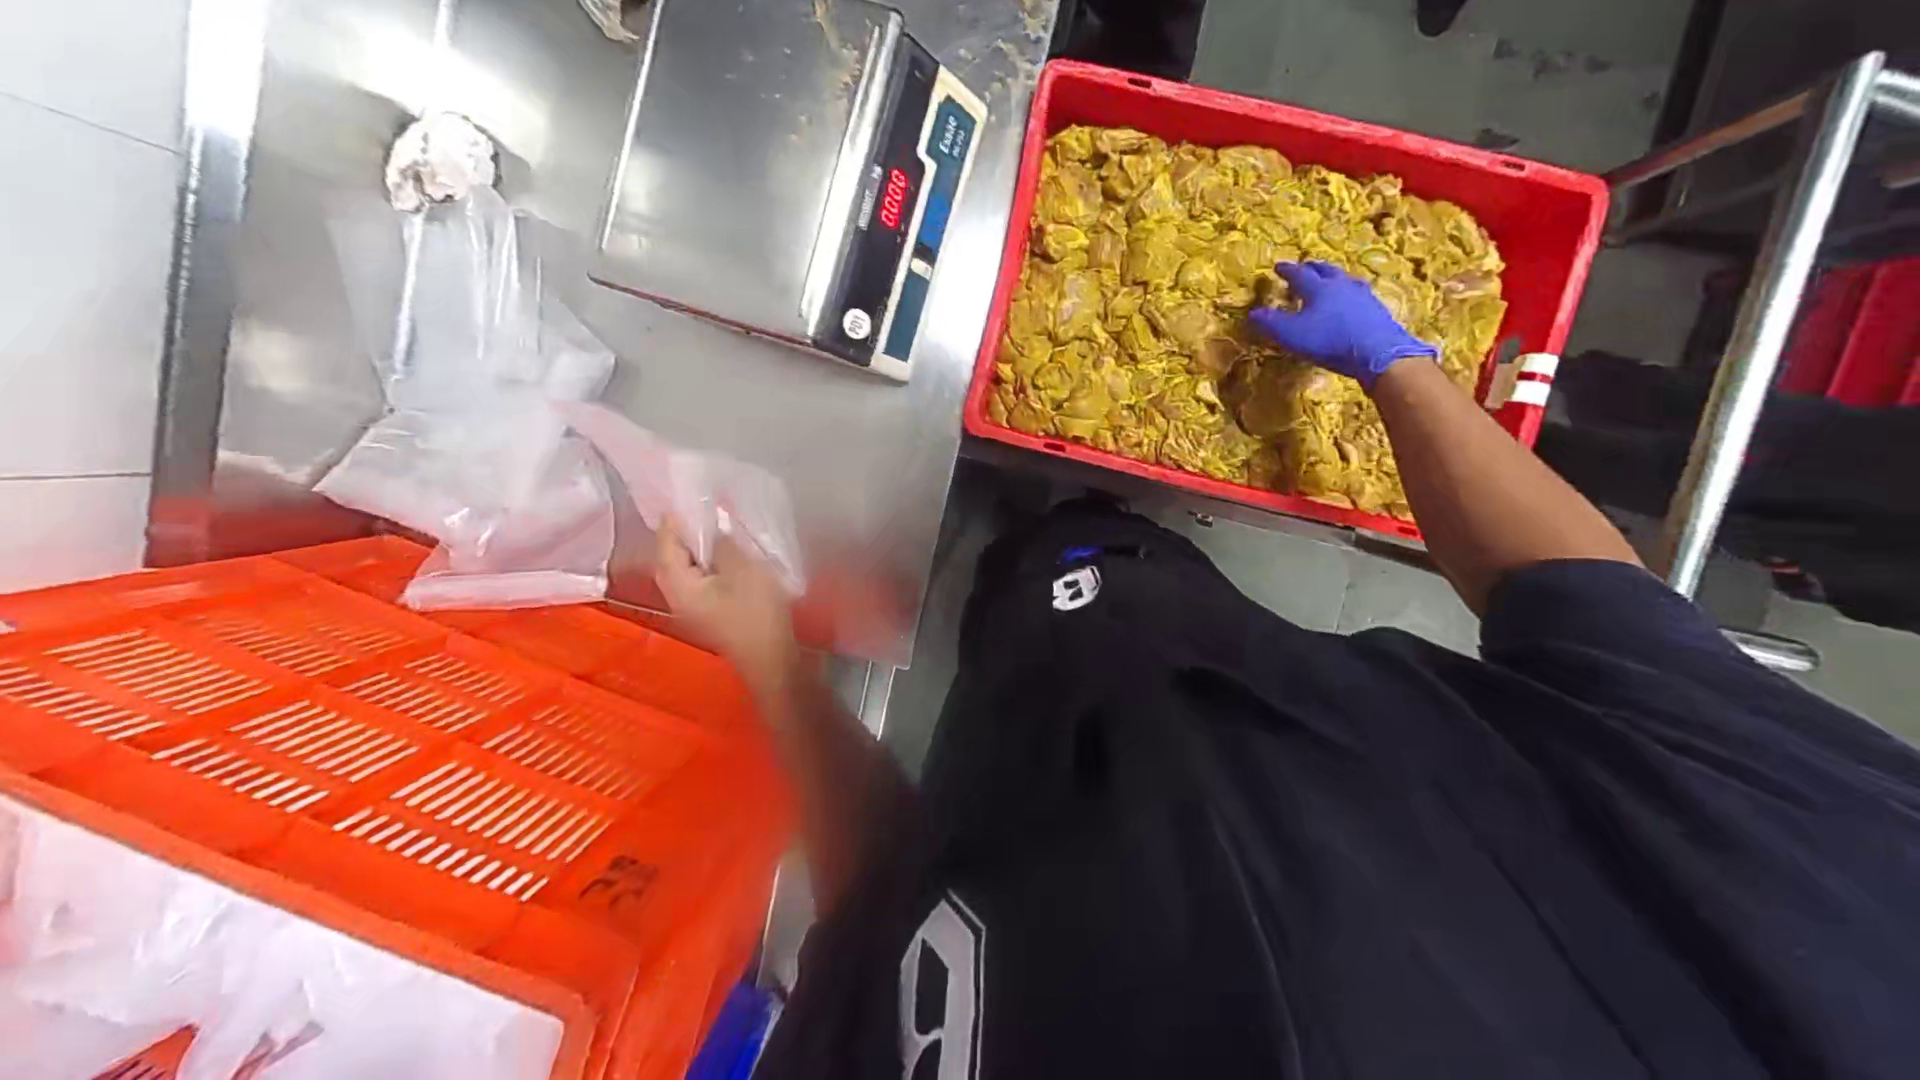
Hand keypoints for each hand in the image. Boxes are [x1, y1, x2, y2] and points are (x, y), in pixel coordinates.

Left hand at [653, 524, 798, 693]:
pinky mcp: (709, 614)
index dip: (675, 522)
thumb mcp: (744, 570)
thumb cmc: (757, 614)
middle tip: (699, 512)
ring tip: (713, 529)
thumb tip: (714, 530)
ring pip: (685, 571)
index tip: (688, 500)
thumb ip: (724, 545)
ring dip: (695, 550)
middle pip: (671, 560)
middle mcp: (678, 598)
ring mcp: (693, 609)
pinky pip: (698, 581)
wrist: (772, 659)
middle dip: (682, 535)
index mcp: (680, 587)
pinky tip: (723, 556)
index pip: (666, 547)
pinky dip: (705, 564)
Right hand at [1248, 261, 1436, 389]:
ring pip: (1344, 280)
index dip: (1288, 270)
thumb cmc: (1329, 340)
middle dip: (1314, 268)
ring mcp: (1362, 295)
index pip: (1300, 274)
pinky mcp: (1375, 309)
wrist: (1377, 351)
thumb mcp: (1292, 334)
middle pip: (1326, 271)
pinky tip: (1349, 301)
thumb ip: (1271, 323)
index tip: (1278, 267)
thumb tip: (1252, 313)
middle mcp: (1341, 285)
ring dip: (1333, 278)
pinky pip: (1358, 294)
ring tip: (1329, 280)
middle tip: (1306, 266)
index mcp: (1319, 288)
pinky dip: (1348, 293)